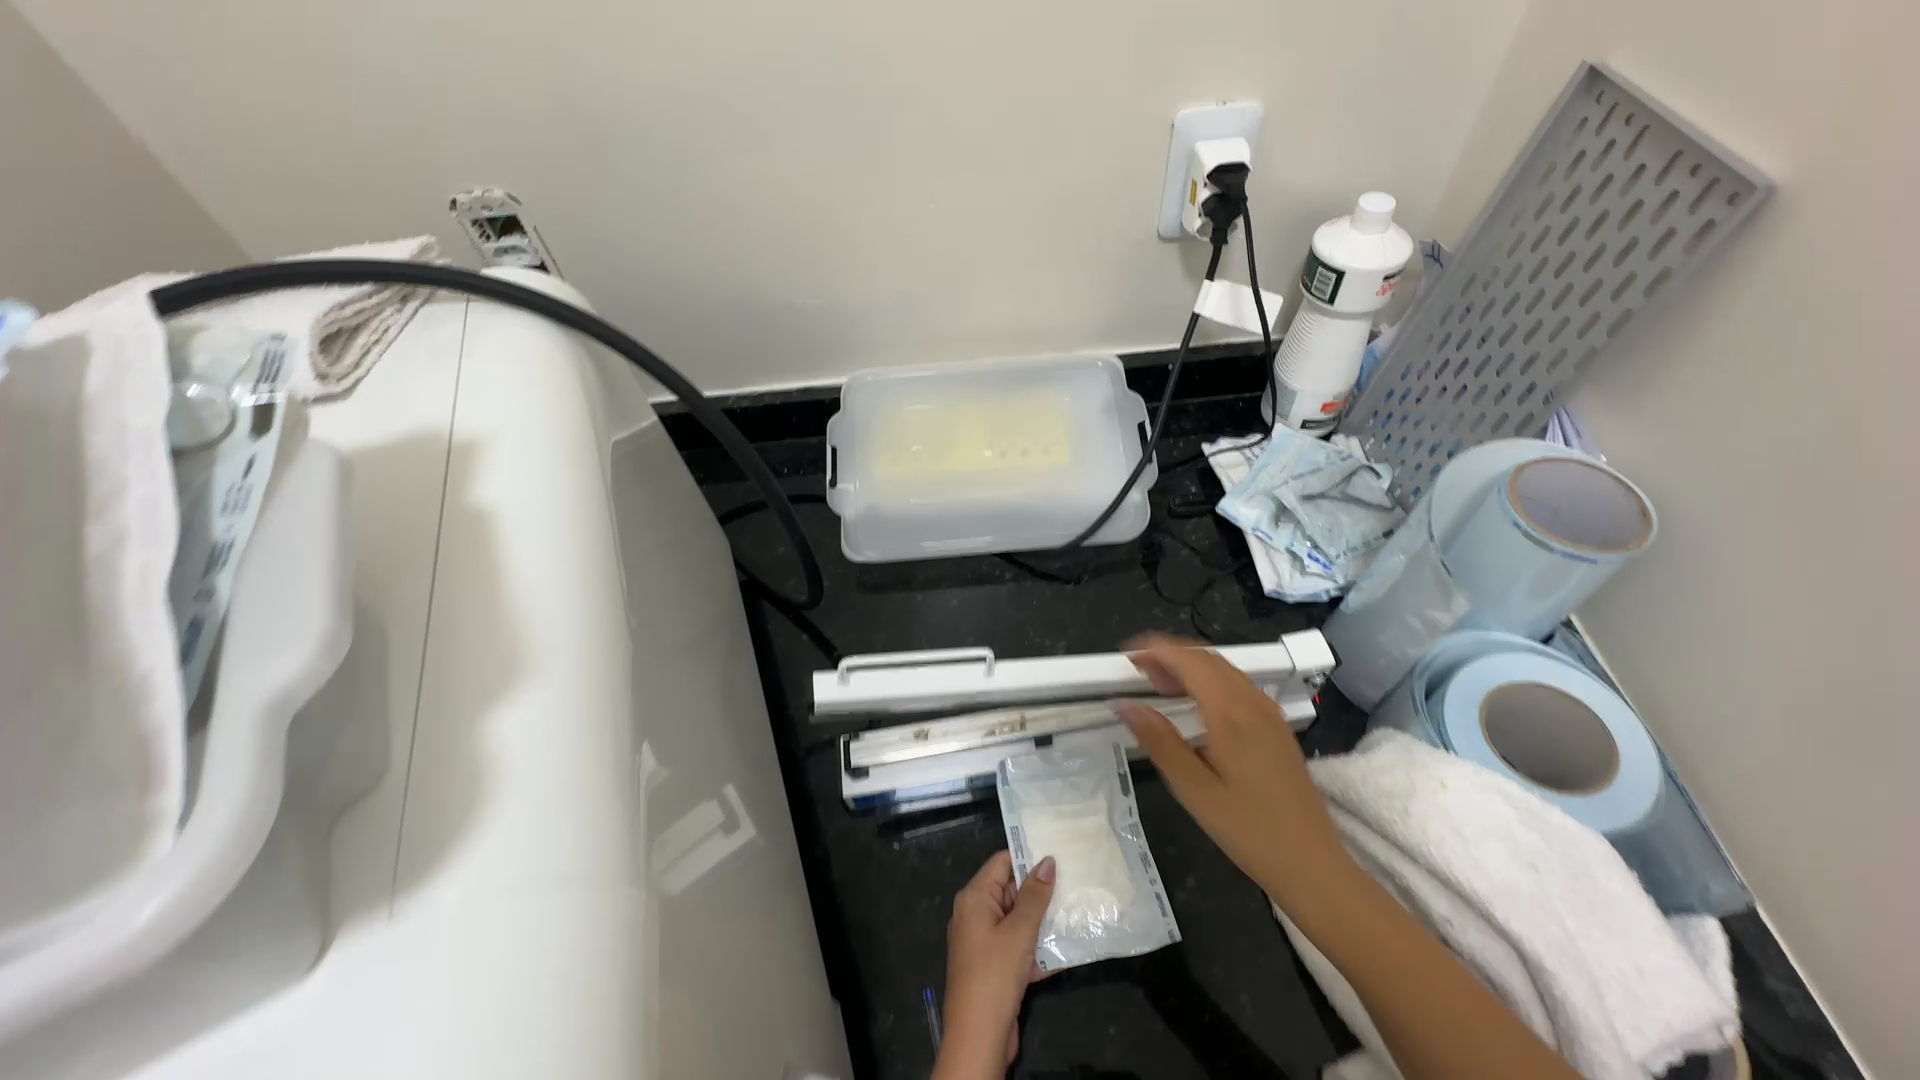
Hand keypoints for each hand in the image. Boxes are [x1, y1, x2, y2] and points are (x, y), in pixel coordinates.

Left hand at [932, 851, 1054, 1079]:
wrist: (978, 1036)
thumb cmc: (995, 975)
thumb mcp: (1019, 931)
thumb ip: (1034, 895)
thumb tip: (1047, 861)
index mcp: (974, 898)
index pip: (1001, 863)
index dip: (1028, 858)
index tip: (1059, 856)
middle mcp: (975, 914)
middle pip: (1010, 891)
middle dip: (1040, 892)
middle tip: (1075, 885)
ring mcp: (983, 941)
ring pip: (1017, 920)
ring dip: (1042, 922)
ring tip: (1076, 914)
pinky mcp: (993, 965)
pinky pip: (1017, 946)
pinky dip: (1036, 948)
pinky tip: (1064, 951)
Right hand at [1116, 634, 1352, 907]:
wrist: (1311, 862)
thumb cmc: (1248, 830)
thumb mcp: (1194, 790)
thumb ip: (1159, 741)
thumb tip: (1124, 704)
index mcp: (1231, 714)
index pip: (1190, 661)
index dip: (1156, 650)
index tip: (1126, 654)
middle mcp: (1253, 704)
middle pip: (1208, 659)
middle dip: (1171, 655)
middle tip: (1137, 671)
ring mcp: (1270, 715)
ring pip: (1226, 671)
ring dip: (1191, 667)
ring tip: (1158, 685)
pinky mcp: (1277, 729)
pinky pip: (1239, 687)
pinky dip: (1210, 682)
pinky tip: (1196, 706)